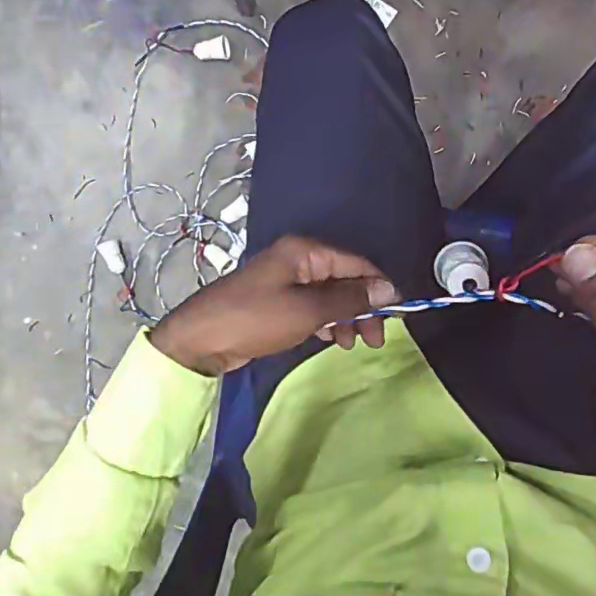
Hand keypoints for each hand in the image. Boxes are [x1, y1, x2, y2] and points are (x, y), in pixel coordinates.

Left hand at [149, 236, 398, 375]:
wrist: (201, 340)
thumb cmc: (255, 319)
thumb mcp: (308, 310)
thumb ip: (350, 299)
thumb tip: (389, 289)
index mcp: (305, 251)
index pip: (357, 263)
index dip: (379, 288)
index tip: (395, 318)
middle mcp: (298, 260)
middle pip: (345, 280)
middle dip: (363, 308)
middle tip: (373, 340)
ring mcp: (287, 281)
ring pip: (330, 296)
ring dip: (345, 318)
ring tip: (348, 344)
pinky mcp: (278, 302)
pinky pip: (313, 308)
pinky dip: (326, 322)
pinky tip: (329, 339)